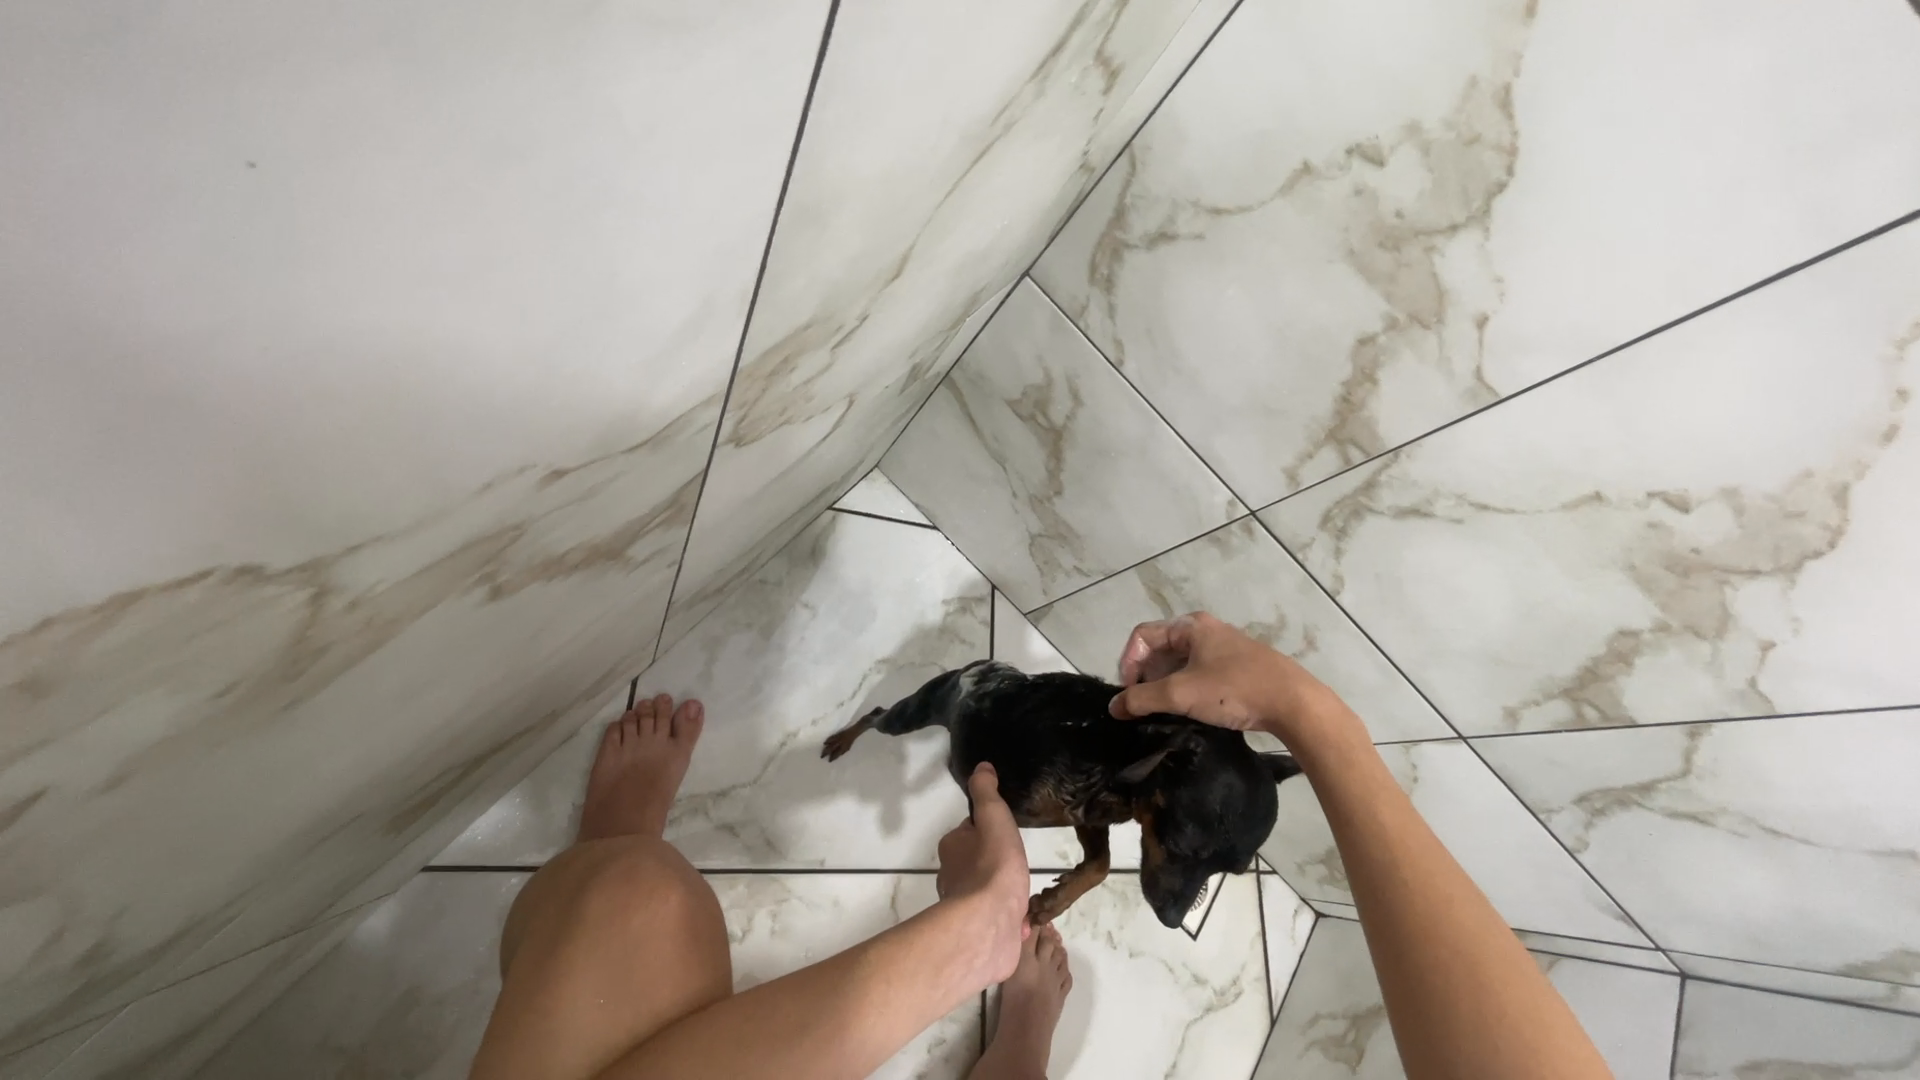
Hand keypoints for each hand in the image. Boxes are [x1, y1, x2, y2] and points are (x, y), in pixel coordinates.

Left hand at [935, 764, 1032, 983]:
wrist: (989, 924)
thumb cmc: (992, 865)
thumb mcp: (993, 817)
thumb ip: (987, 792)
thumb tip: (982, 767)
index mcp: (952, 847)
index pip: (970, 831)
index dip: (989, 830)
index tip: (1006, 833)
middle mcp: (951, 876)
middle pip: (978, 862)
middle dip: (998, 863)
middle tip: (1018, 863)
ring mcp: (964, 907)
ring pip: (988, 893)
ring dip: (1005, 893)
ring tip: (1023, 891)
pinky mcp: (978, 932)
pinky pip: (997, 920)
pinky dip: (1010, 919)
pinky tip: (1023, 919)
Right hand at [1108, 611, 1333, 738]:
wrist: (1295, 704)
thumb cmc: (1234, 689)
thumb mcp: (1181, 694)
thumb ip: (1141, 699)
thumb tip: (1113, 707)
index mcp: (1190, 626)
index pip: (1142, 636)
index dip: (1128, 663)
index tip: (1130, 694)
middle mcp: (1205, 630)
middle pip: (1159, 648)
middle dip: (1146, 676)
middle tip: (1145, 704)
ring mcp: (1223, 648)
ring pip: (1179, 662)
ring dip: (1165, 684)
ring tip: (1165, 711)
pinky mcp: (1237, 667)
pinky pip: (1198, 672)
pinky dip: (1186, 688)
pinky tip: (1191, 710)